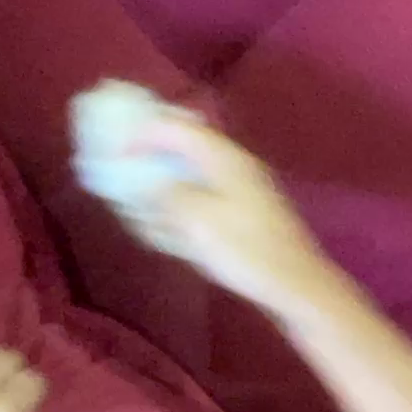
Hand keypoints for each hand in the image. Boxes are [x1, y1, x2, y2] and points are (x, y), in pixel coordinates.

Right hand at [120, 117, 342, 316]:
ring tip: (139, 202)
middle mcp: (236, 166)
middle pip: (187, 149)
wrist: (294, 284)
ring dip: (167, 184)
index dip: (143, 134)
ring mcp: (245, 191)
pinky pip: (207, 200)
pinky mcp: (248, 216)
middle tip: (125, 172)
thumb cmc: (244, 249)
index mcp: (224, 157)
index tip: (117, 152)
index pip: (178, 127)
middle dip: (153, 158)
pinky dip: (184, 205)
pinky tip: (169, 226)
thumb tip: (150, 184)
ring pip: (196, 175)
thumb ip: (166, 194)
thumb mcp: (195, 219)